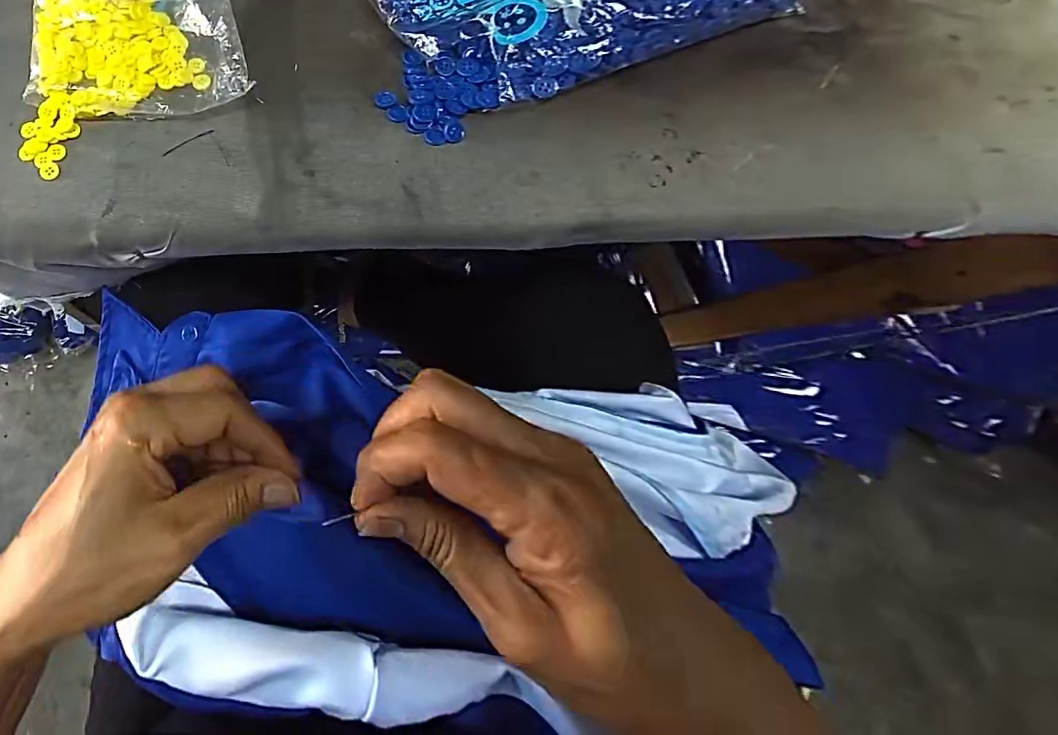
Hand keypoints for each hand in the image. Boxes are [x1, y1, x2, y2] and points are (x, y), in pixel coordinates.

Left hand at [0, 364, 301, 646]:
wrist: (25, 602)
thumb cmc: (95, 568)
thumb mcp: (175, 536)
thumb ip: (236, 498)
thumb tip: (287, 484)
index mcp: (140, 416)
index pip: (223, 408)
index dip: (266, 441)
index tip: (292, 479)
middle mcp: (133, 403)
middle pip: (212, 392)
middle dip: (250, 431)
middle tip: (275, 474)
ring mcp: (126, 419)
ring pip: (199, 409)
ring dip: (231, 443)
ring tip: (255, 486)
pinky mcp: (125, 440)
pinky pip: (181, 429)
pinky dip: (209, 452)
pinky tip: (224, 485)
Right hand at [351, 370, 820, 734]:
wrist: (696, 664)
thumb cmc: (612, 666)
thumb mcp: (518, 631)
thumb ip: (447, 552)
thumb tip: (374, 509)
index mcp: (544, 501)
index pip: (439, 443)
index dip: (382, 462)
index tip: (361, 508)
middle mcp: (549, 450)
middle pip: (441, 392)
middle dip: (391, 432)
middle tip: (378, 494)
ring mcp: (557, 443)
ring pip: (459, 396)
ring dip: (414, 432)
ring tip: (402, 493)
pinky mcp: (558, 451)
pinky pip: (481, 419)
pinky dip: (443, 439)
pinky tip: (439, 488)